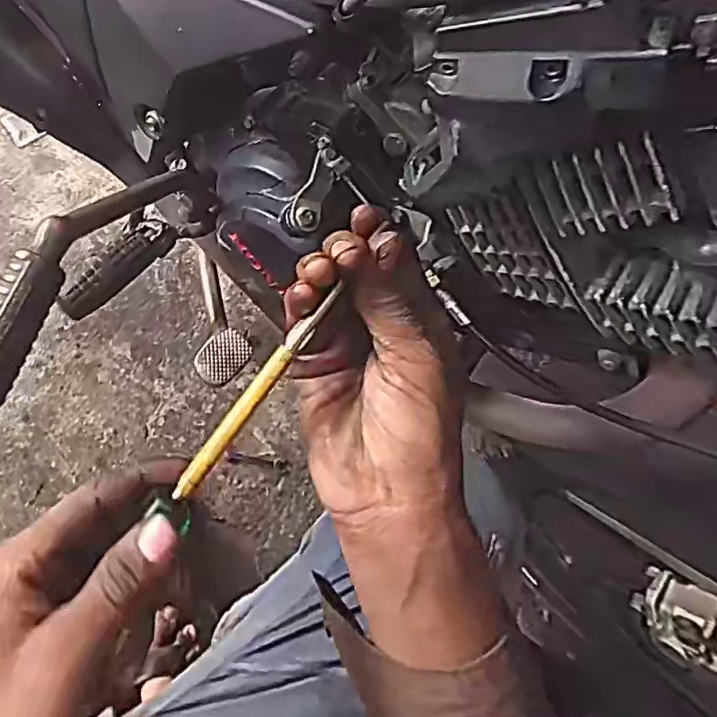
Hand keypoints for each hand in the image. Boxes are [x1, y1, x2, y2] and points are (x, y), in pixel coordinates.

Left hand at [0, 462, 184, 716]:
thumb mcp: (67, 653)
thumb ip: (118, 584)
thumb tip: (161, 528)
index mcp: (18, 563)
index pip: (90, 500)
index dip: (141, 484)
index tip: (184, 478)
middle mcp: (31, 575)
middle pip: (106, 533)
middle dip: (149, 545)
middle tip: (187, 556)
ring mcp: (47, 606)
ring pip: (115, 570)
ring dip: (145, 589)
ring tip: (159, 613)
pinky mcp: (64, 636)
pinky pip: (114, 606)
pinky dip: (136, 618)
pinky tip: (136, 647)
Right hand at [286, 204, 463, 532]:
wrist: (385, 493)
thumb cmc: (420, 439)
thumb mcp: (417, 357)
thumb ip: (390, 299)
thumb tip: (376, 249)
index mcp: (418, 322)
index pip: (394, 265)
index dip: (377, 239)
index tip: (365, 222)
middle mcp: (380, 327)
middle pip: (354, 272)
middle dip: (344, 252)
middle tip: (342, 251)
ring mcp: (345, 343)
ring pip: (324, 291)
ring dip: (318, 273)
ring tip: (320, 272)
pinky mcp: (313, 361)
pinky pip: (299, 320)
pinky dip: (296, 302)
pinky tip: (301, 294)